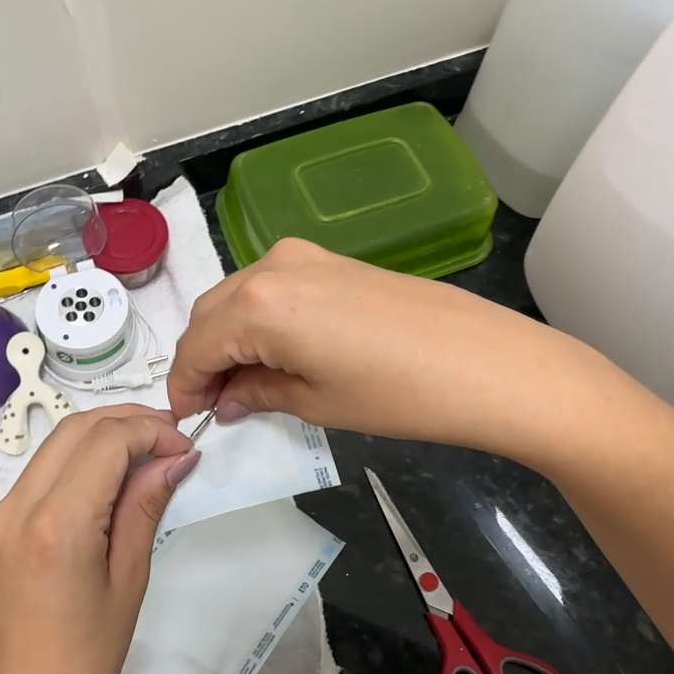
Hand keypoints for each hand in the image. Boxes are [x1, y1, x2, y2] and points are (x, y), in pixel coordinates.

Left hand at [0, 404, 199, 673]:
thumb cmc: (90, 659)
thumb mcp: (129, 577)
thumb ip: (146, 504)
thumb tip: (176, 457)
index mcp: (54, 523)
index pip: (105, 440)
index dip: (150, 430)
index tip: (186, 445)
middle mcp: (17, 507)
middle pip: (74, 430)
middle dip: (126, 421)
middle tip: (171, 437)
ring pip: (54, 445)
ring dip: (101, 435)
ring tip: (147, 451)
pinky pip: (40, 472)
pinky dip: (78, 460)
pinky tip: (110, 476)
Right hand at [167, 239, 632, 464]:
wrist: (490, 364)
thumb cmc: (398, 395)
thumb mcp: (316, 402)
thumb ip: (256, 392)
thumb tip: (225, 398)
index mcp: (258, 305)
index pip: (196, 346)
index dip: (183, 385)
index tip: (185, 416)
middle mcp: (270, 267)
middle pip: (210, 314)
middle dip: (202, 358)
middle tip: (213, 404)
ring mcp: (304, 256)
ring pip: (237, 297)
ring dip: (228, 337)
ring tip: (244, 383)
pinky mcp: (331, 260)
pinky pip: (271, 288)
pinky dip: (258, 320)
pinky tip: (275, 353)